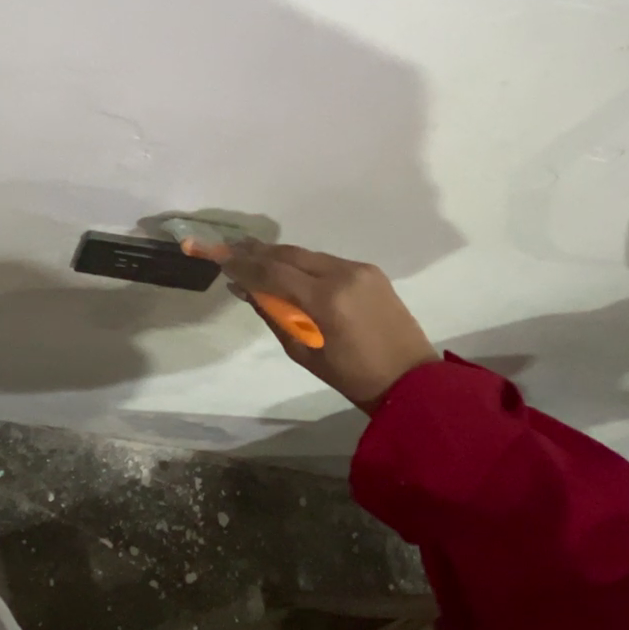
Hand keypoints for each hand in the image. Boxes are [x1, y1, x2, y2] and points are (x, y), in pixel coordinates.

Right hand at [217, 242, 438, 413]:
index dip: (241, 264)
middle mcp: (343, 274)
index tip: (216, 257)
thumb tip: (242, 288)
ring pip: (306, 254)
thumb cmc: (352, 377)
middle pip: (287, 254)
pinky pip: (325, 261)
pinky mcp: (369, 271)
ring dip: (278, 255)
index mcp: (326, 300)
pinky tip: (287, 268)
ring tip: (251, 255)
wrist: (412, 381)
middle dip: (255, 251)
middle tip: (227, 248)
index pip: (272, 271)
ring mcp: (359, 269)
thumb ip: (272, 314)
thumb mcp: (303, 352)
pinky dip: (302, 263)